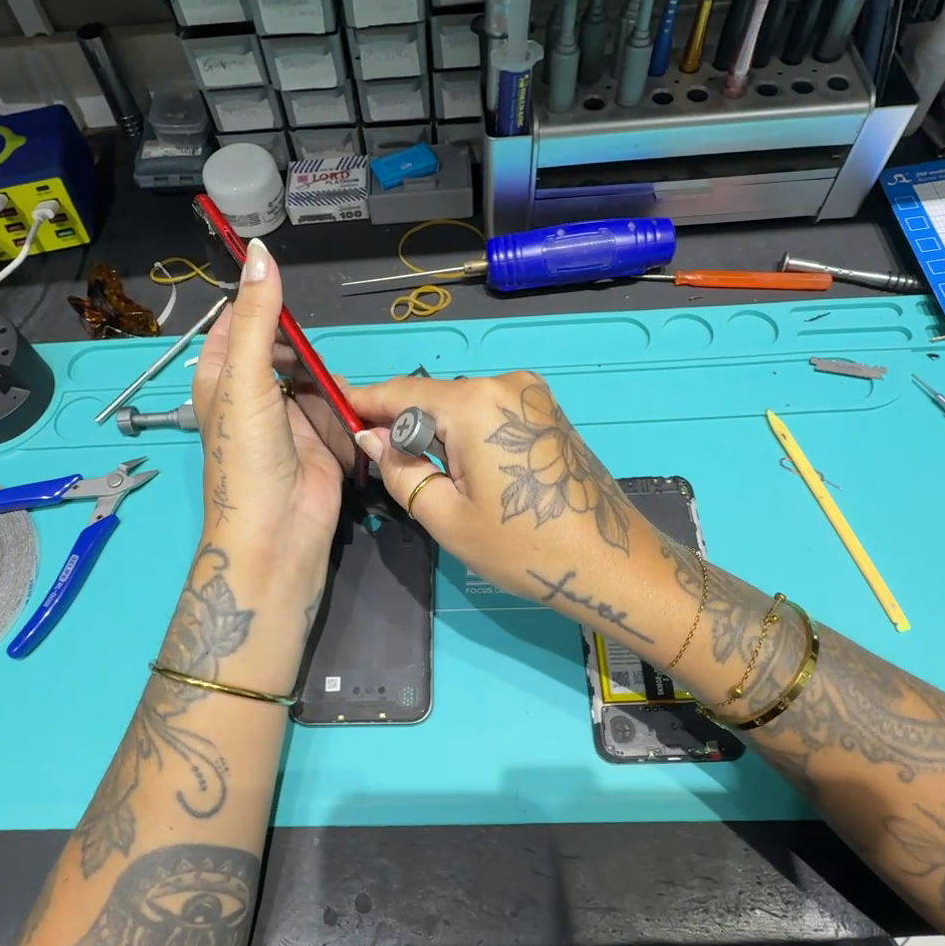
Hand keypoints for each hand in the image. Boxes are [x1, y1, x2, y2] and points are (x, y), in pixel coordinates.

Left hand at [191, 239, 341, 569]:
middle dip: (303, 350)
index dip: (259, 302)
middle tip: (312, 359)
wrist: (280, 532)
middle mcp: (254, 394)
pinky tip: (350, 416)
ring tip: (332, 394)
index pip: (237, 322)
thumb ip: (255, 317)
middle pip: (284, 348)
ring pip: (316, 377)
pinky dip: (346, 410)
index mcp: (221, 377)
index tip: (286, 284)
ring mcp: (290, 418)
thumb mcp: (245, 379)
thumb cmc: (247, 455)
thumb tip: (259, 252)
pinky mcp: (322, 439)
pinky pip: (338, 408)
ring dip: (329, 382)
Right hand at [347, 373, 643, 605]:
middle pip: (433, 398)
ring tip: (427, 478)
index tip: (334, 408)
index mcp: (474, 403)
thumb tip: (372, 438)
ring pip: (461, 407)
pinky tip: (466, 473)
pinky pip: (489, 414)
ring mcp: (531, 394)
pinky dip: (466, 435)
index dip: (364, 402)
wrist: (609, 562)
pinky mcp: (546, 411)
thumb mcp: (446, 518)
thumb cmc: (522, 547)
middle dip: (403, 425)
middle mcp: (504, 383)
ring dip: (436, 433)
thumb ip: (401, 470)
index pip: (401, 392)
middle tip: (380, 464)